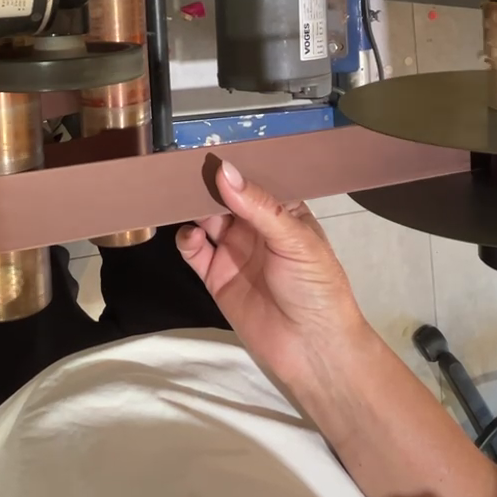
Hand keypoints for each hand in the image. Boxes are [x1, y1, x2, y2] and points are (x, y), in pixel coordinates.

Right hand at [176, 158, 372, 389]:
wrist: (313, 350)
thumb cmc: (316, 287)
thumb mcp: (294, 239)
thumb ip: (257, 205)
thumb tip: (224, 170)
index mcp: (282, 211)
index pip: (254, 180)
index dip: (236, 165)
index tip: (210, 146)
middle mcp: (256, 227)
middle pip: (225, 197)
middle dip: (208, 183)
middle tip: (187, 167)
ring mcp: (234, 251)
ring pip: (207, 219)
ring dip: (194, 206)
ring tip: (181, 196)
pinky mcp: (216, 277)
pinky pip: (194, 250)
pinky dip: (187, 239)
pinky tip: (191, 235)